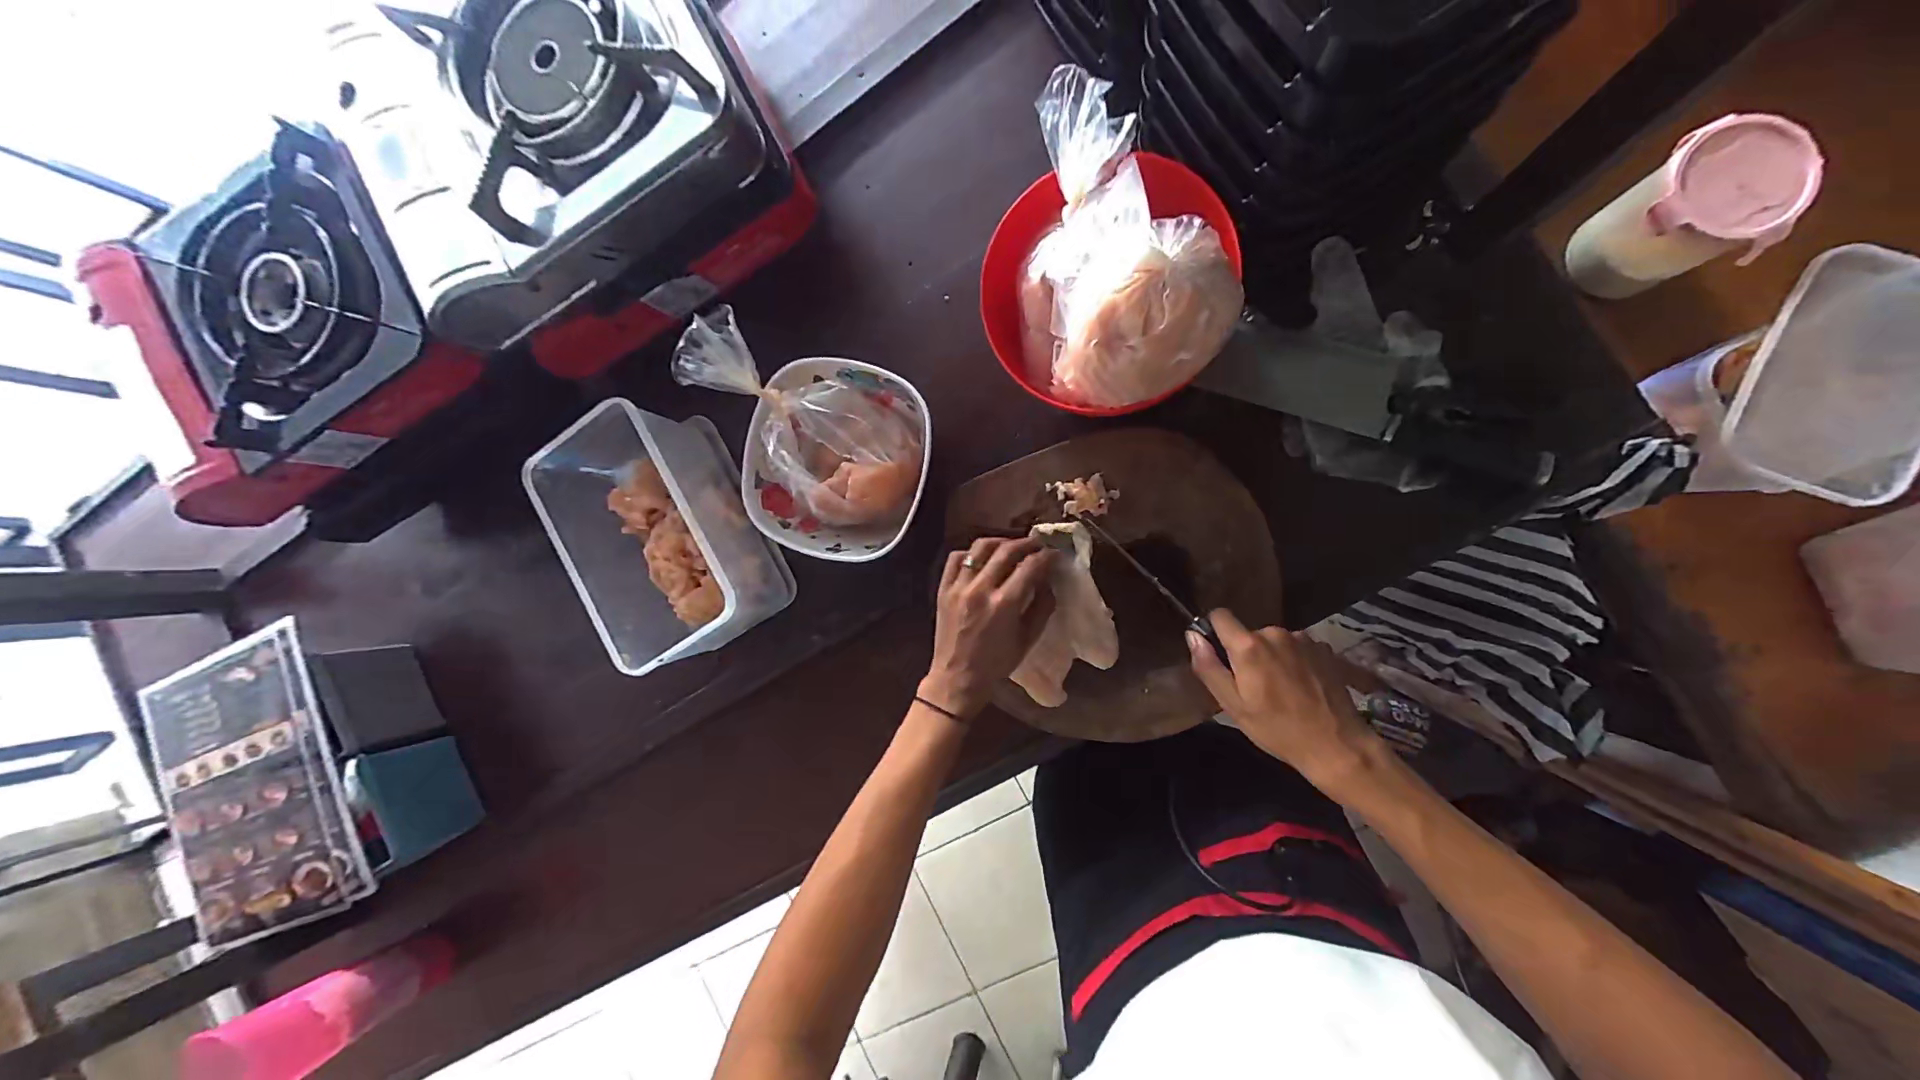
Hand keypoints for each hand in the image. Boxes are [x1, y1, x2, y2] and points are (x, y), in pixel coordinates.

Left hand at [922, 537, 1057, 717]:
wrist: (957, 678)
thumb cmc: (996, 663)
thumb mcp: (1028, 639)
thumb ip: (1042, 607)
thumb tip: (1049, 580)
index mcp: (1004, 604)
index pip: (1030, 566)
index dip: (1046, 556)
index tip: (1054, 554)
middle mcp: (980, 589)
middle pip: (1006, 551)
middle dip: (1026, 543)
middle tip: (1037, 544)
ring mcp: (958, 587)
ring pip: (979, 548)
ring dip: (999, 542)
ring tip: (1010, 546)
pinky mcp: (943, 589)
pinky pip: (956, 559)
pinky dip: (970, 552)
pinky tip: (981, 557)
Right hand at [1187, 608, 1386, 798]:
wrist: (1337, 744)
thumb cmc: (1277, 729)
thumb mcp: (1232, 705)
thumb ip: (1208, 667)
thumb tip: (1192, 635)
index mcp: (1248, 646)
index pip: (1220, 616)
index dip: (1214, 631)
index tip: (1219, 654)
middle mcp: (1275, 633)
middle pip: (1248, 633)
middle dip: (1246, 653)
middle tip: (1254, 687)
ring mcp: (1303, 639)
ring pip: (1274, 642)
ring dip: (1272, 657)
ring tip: (1281, 689)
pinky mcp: (1324, 649)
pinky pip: (1297, 648)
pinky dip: (1294, 661)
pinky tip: (1302, 687)